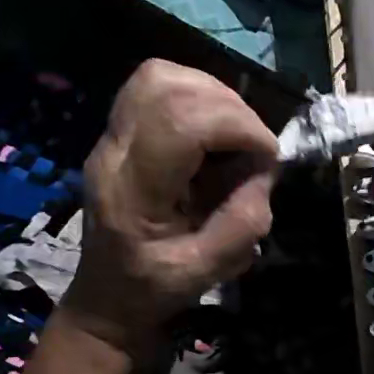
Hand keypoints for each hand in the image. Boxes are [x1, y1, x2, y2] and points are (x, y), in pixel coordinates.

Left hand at [62, 60, 277, 354]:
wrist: (106, 296)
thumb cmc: (154, 289)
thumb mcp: (206, 273)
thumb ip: (242, 224)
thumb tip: (265, 171)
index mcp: (132, 192)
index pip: (180, 122)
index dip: (238, 126)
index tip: (267, 156)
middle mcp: (114, 152)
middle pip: (166, 85)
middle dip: (230, 107)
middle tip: (254, 146)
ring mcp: (111, 137)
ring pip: (159, 77)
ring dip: (214, 96)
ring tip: (237, 136)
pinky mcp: (120, 132)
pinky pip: (156, 89)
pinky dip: (198, 98)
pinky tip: (214, 132)